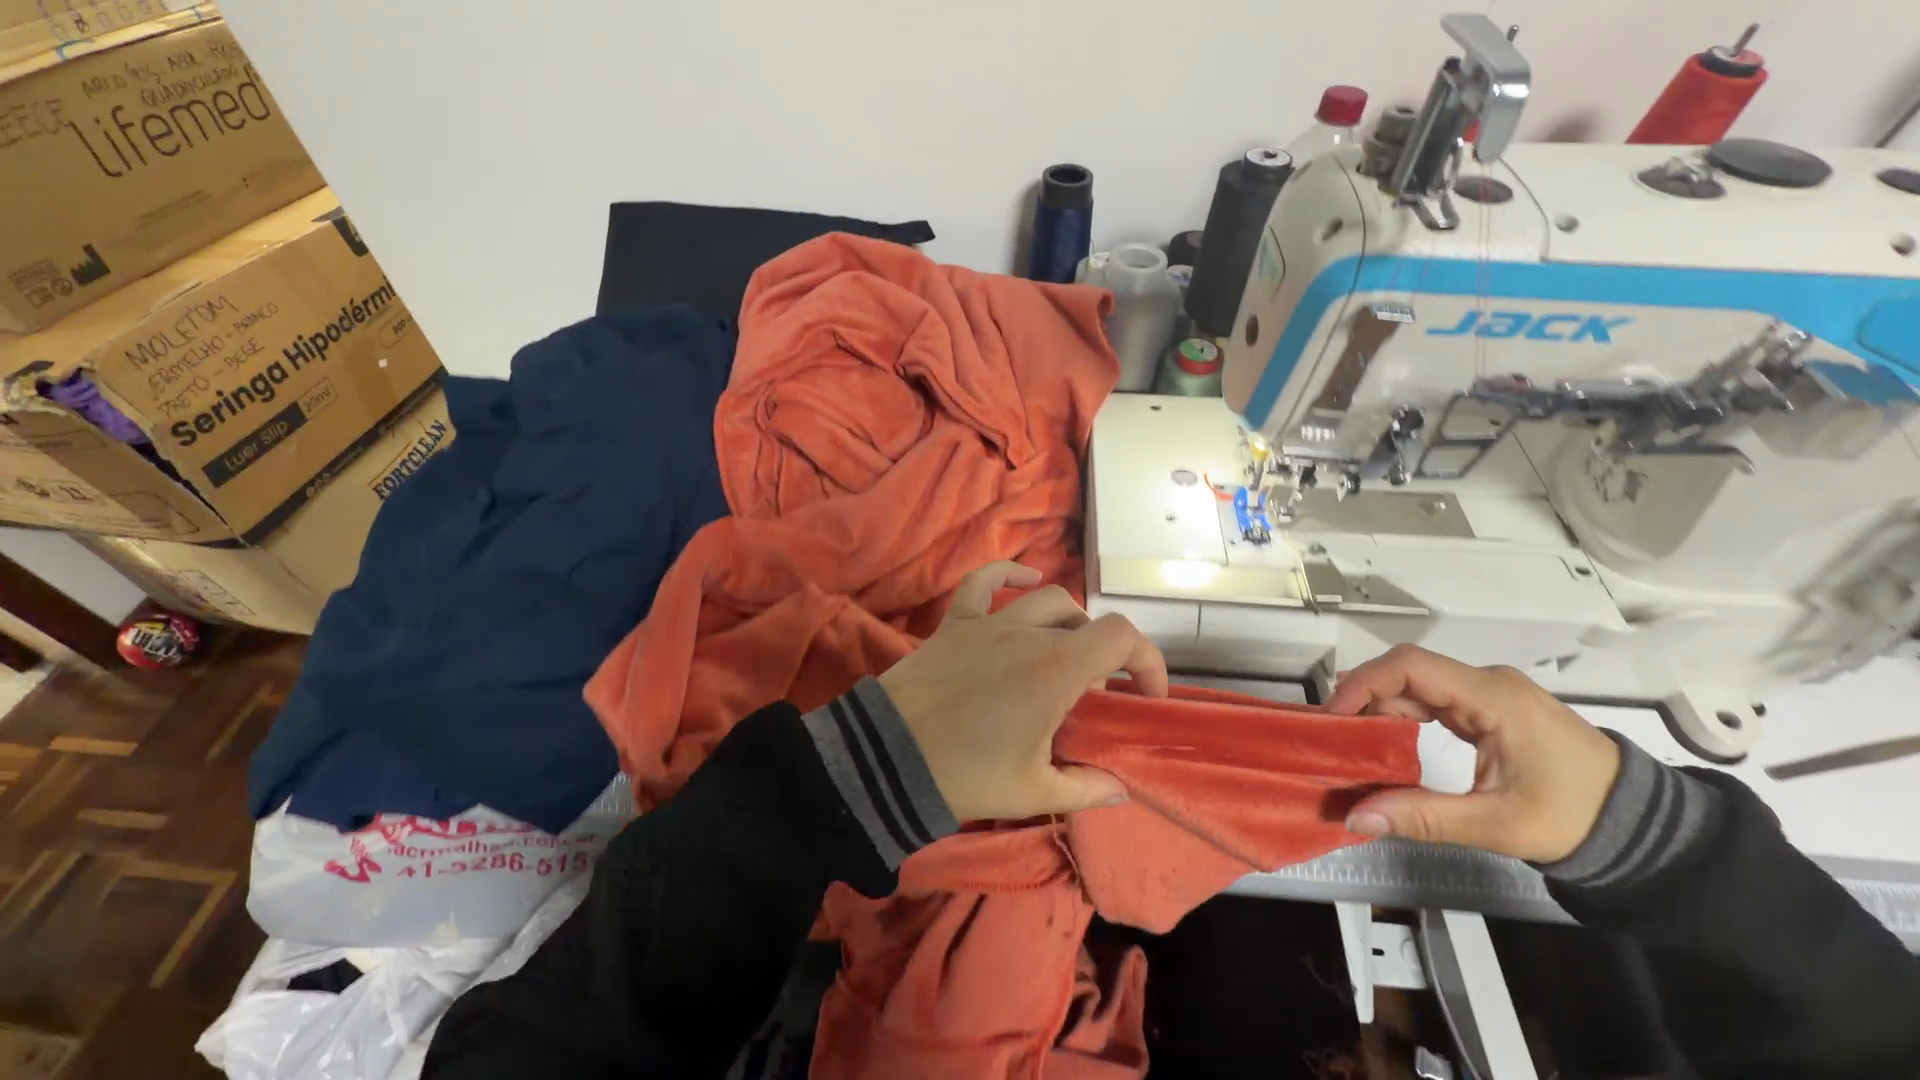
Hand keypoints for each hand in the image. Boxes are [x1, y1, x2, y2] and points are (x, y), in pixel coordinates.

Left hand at [878, 562, 1169, 821]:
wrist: (887, 759)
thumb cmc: (965, 775)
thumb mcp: (1032, 792)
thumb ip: (1085, 787)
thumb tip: (1120, 790)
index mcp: (1055, 669)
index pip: (1121, 637)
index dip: (1147, 660)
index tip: (1146, 696)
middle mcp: (1027, 633)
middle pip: (1085, 623)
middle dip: (1102, 657)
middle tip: (1089, 699)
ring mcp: (988, 622)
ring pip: (1045, 601)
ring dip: (1068, 624)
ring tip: (1064, 656)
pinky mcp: (954, 623)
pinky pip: (983, 581)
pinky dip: (1009, 573)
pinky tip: (1027, 577)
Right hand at [1327, 645, 1621, 862]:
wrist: (1639, 823)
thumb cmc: (1576, 818)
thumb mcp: (1497, 824)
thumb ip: (1423, 817)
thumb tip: (1356, 819)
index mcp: (1494, 698)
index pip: (1411, 666)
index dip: (1363, 684)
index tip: (1332, 717)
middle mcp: (1488, 684)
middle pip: (1407, 673)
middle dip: (1363, 699)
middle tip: (1333, 737)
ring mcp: (1489, 694)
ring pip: (1416, 686)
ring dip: (1379, 710)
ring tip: (1350, 745)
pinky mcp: (1489, 709)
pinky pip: (1432, 700)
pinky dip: (1401, 718)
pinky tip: (1382, 744)